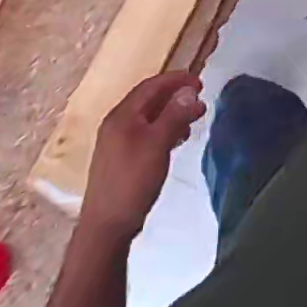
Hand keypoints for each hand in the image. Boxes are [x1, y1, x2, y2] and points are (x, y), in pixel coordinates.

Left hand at [81, 72, 205, 236]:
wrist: (106, 227)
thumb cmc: (133, 182)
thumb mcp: (157, 144)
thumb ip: (174, 115)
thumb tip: (189, 92)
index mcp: (122, 115)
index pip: (150, 86)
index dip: (176, 80)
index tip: (200, 81)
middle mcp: (116, 124)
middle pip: (148, 99)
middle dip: (174, 95)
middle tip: (199, 97)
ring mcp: (116, 142)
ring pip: (147, 117)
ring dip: (170, 113)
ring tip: (192, 118)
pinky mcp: (120, 159)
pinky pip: (145, 133)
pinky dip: (163, 129)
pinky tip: (175, 140)